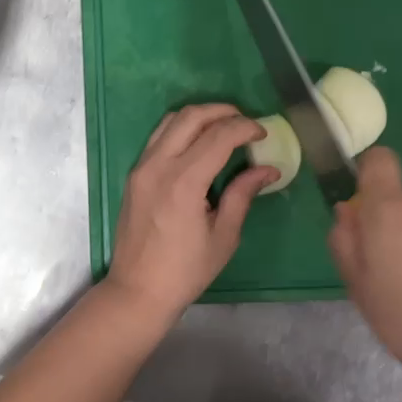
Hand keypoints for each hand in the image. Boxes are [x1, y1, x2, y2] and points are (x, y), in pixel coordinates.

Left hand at [104, 104, 278, 323]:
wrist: (138, 289)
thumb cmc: (185, 270)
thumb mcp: (223, 236)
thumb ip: (243, 195)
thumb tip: (268, 169)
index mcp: (184, 182)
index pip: (218, 136)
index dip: (244, 127)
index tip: (262, 134)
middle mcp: (158, 166)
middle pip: (191, 116)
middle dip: (222, 112)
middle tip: (245, 123)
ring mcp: (141, 167)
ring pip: (170, 121)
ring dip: (199, 116)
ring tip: (224, 127)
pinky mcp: (134, 174)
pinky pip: (157, 137)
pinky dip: (180, 129)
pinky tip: (198, 143)